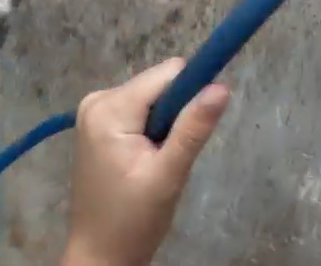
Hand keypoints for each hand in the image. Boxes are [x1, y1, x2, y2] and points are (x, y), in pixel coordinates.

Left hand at [62, 58, 230, 265]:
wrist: (98, 261)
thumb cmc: (131, 222)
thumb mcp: (168, 176)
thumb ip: (193, 128)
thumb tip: (223, 85)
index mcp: (109, 108)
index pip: (169, 74)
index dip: (191, 95)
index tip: (194, 128)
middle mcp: (98, 100)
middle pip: (161, 83)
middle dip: (176, 113)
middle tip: (169, 155)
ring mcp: (96, 110)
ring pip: (156, 94)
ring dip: (166, 122)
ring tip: (157, 161)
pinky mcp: (101, 122)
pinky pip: (144, 106)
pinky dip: (154, 128)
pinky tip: (146, 159)